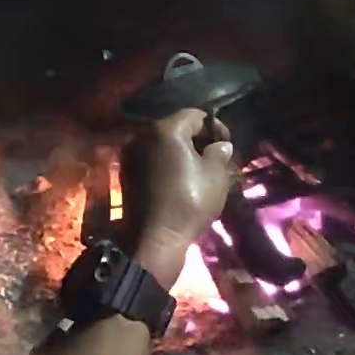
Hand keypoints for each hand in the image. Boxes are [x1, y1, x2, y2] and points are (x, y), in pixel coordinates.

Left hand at [121, 109, 235, 288]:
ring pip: (163, 145)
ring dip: (182, 152)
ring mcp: (131, 156)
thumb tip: (220, 145)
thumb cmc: (190, 201)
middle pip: (176, 128)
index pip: (194, 115)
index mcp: (166, 130)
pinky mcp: (127, 175)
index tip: (227, 144)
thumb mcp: (215, 175)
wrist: (157, 239)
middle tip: (216, 156)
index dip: (215, 126)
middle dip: (198, 139)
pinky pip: (153, 160)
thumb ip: (219, 152)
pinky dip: (168, 164)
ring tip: (200, 170)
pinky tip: (181, 180)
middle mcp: (143, 136)